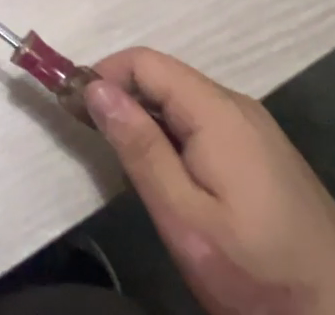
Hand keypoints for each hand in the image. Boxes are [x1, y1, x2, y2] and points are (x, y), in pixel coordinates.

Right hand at [84, 48, 334, 314]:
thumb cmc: (261, 273)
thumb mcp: (185, 217)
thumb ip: (139, 148)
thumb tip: (95, 88)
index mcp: (219, 113)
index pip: (144, 61)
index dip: (102, 76)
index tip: (73, 113)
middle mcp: (238, 108)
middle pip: (162, 78)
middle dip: (119, 99)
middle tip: (93, 145)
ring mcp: (255, 131)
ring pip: (179, 102)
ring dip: (143, 121)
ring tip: (127, 169)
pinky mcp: (261, 155)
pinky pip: (201, 124)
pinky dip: (169, 137)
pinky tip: (168, 181)